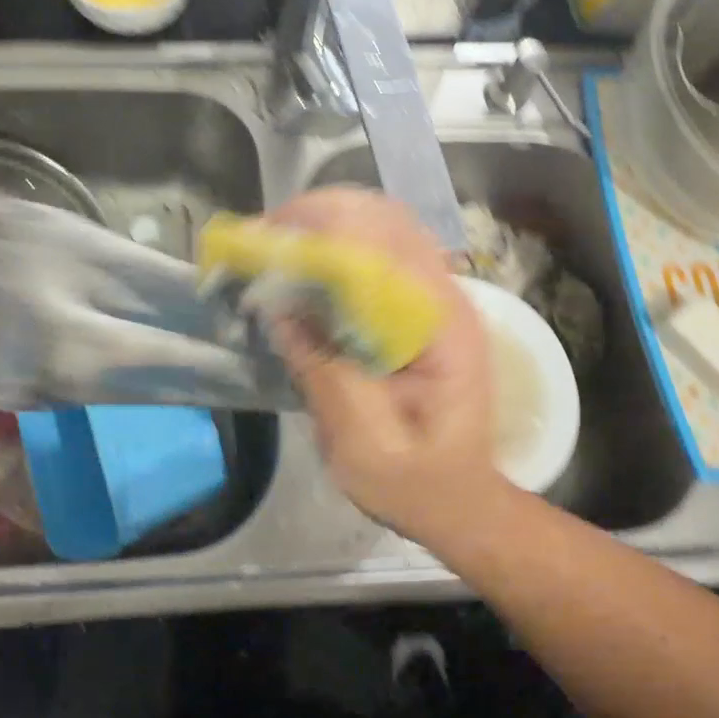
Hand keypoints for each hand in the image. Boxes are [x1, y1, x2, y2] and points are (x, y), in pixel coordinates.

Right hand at [267, 189, 507, 541]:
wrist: (459, 499)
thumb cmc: (416, 482)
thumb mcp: (364, 445)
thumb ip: (326, 374)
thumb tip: (280, 310)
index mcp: (442, 328)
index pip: (386, 250)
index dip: (325, 233)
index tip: (268, 240)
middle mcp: (445, 297)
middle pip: (386, 221)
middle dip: (318, 217)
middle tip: (259, 239)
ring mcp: (436, 297)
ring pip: (382, 227)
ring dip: (325, 226)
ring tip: (271, 247)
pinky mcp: (419, 306)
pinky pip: (378, 254)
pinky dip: (336, 248)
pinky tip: (301, 268)